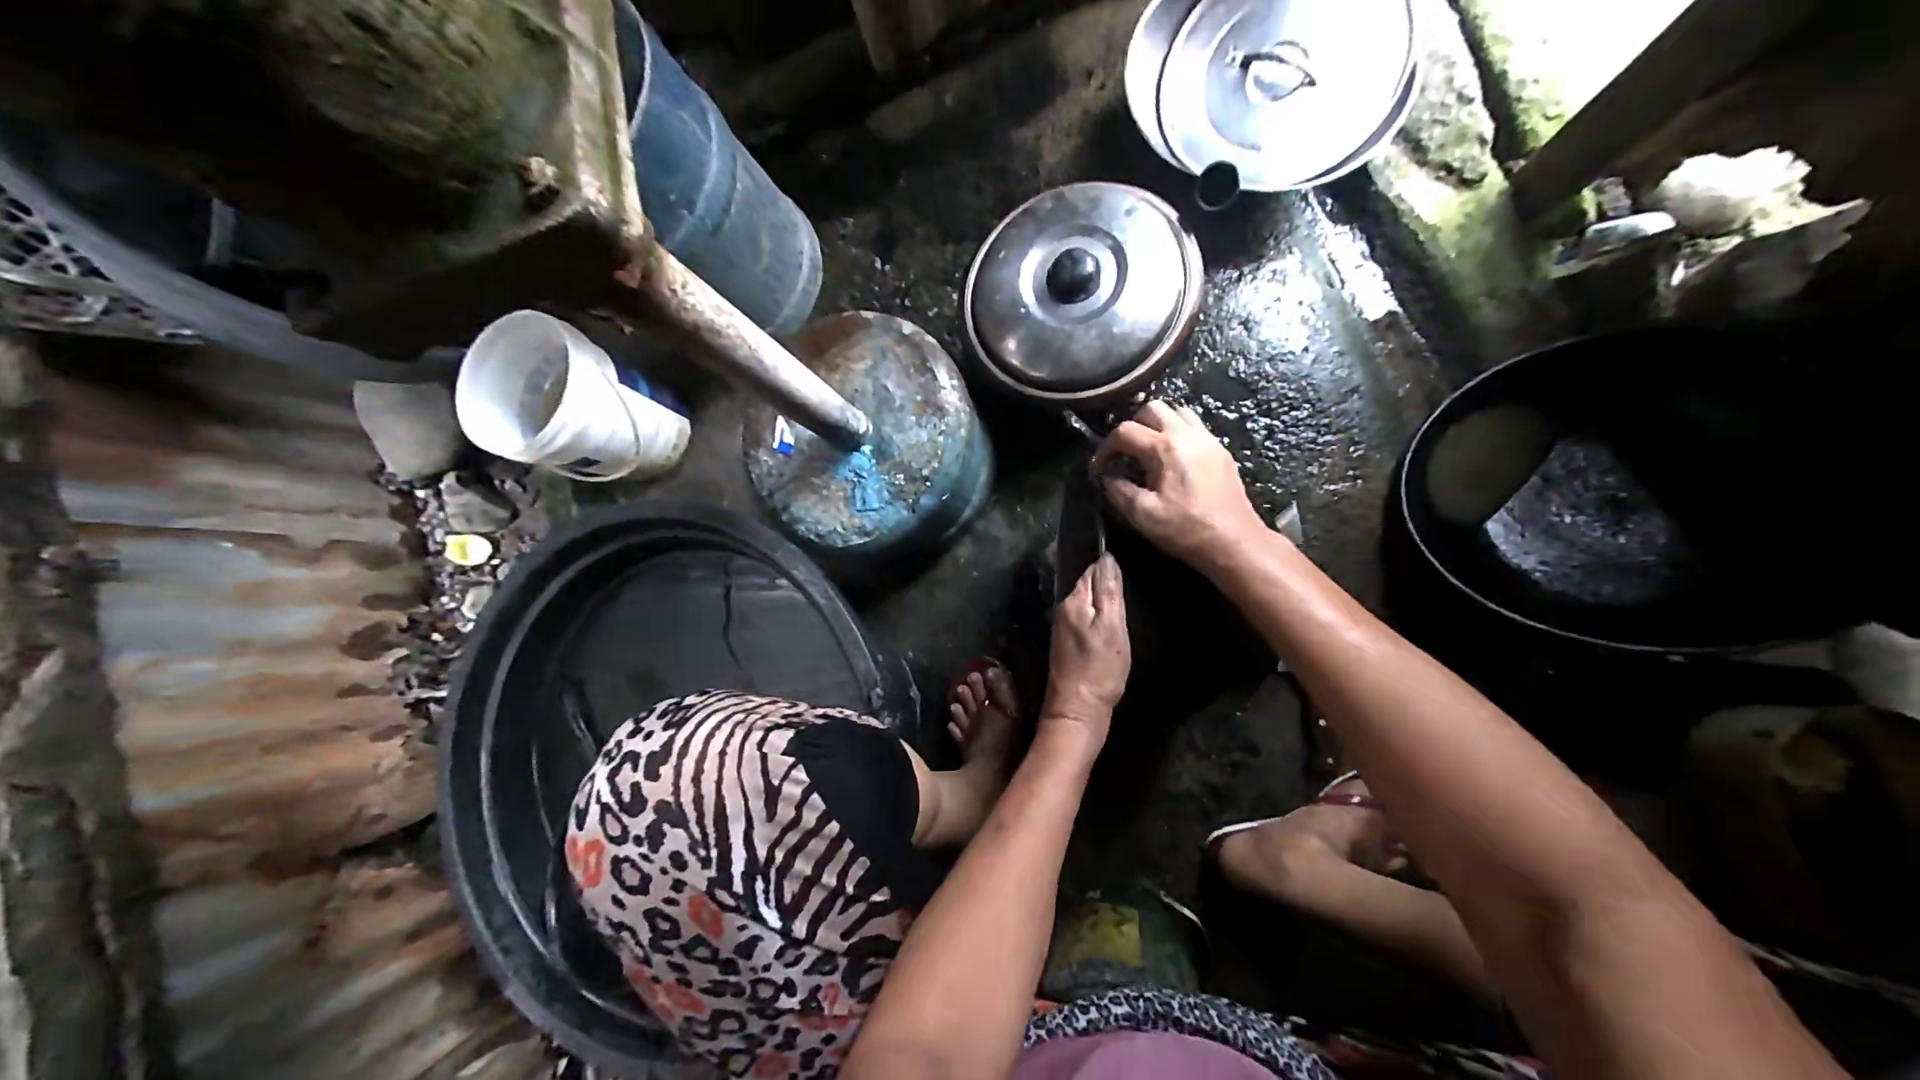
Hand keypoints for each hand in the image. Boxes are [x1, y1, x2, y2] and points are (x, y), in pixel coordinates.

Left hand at [1041, 554, 1129, 744]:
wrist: (1077, 709)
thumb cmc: (1100, 668)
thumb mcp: (1112, 626)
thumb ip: (1108, 592)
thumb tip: (1106, 557)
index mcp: (1073, 601)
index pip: (1093, 571)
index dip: (1110, 568)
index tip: (1131, 564)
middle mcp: (1063, 610)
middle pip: (1088, 586)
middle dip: (1106, 582)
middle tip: (1132, 582)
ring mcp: (1063, 628)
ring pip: (1087, 603)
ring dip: (1103, 601)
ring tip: (1126, 600)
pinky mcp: (1068, 644)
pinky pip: (1085, 619)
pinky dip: (1098, 618)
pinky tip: (1110, 624)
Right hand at [1095, 400, 1268, 572]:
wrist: (1235, 542)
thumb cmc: (1187, 530)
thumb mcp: (1143, 515)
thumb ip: (1118, 491)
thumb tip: (1107, 477)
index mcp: (1166, 448)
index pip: (1125, 432)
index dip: (1105, 449)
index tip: (1100, 469)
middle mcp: (1188, 434)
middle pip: (1152, 408)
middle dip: (1132, 427)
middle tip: (1125, 454)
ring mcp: (1207, 440)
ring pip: (1176, 411)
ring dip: (1156, 425)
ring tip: (1148, 451)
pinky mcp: (1219, 451)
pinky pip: (1194, 426)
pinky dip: (1176, 432)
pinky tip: (1171, 459)